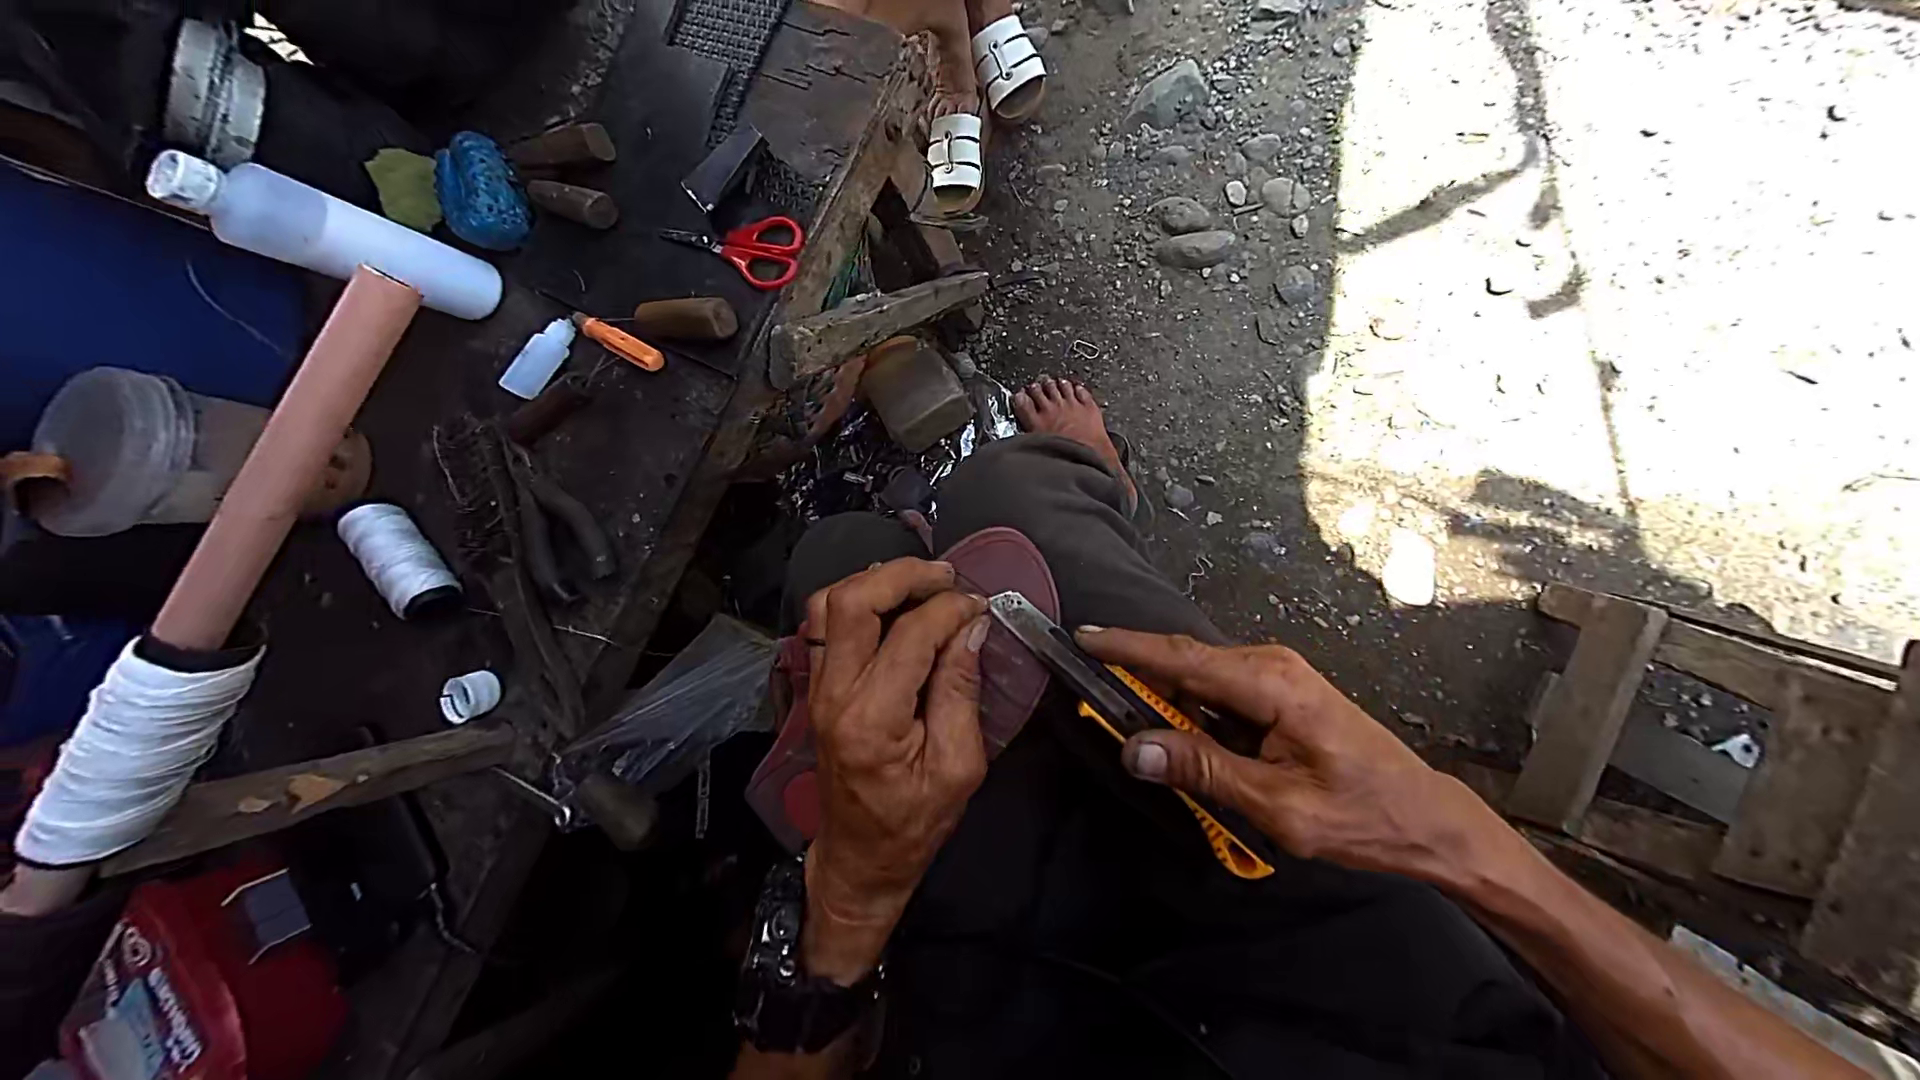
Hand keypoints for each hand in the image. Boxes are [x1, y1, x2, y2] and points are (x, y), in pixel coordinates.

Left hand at [801, 558, 989, 982]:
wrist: (860, 857)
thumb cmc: (912, 823)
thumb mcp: (959, 765)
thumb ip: (962, 690)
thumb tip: (971, 628)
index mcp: (873, 720)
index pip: (911, 635)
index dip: (950, 610)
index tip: (978, 607)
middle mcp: (835, 695)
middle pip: (852, 602)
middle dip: (903, 575)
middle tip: (945, 577)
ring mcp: (818, 688)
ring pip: (829, 604)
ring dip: (875, 581)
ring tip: (920, 582)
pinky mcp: (817, 686)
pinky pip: (824, 623)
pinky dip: (857, 599)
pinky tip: (891, 601)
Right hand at [1076, 628, 1523, 893]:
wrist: (1428, 818)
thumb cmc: (1363, 815)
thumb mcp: (1279, 806)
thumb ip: (1204, 771)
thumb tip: (1136, 749)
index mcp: (1271, 684)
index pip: (1181, 658)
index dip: (1126, 646)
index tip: (1083, 636)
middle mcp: (1269, 664)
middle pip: (1183, 662)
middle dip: (1137, 677)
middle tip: (1099, 700)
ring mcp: (1274, 673)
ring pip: (1196, 677)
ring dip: (1166, 701)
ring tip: (1148, 736)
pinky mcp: (1275, 688)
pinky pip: (1215, 690)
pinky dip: (1191, 710)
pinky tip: (1190, 740)